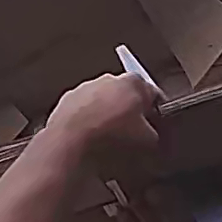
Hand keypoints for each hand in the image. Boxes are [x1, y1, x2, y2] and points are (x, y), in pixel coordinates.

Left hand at [40, 73, 159, 175]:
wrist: (72, 141)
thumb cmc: (112, 135)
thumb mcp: (146, 140)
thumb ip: (152, 133)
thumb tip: (149, 135)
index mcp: (133, 82)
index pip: (151, 93)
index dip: (154, 111)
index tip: (153, 123)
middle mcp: (109, 79)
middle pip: (125, 94)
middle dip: (128, 110)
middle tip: (130, 131)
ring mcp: (85, 88)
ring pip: (101, 101)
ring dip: (105, 114)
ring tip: (107, 138)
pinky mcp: (67, 100)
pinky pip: (82, 110)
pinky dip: (86, 120)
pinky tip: (89, 138)